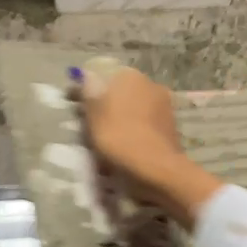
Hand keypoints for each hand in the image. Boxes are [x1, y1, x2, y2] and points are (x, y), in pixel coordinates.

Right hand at [72, 60, 222, 228]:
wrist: (158, 170)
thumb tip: (87, 76)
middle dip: (106, 103)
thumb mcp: (94, 117)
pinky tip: (126, 145)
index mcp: (129, 76)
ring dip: (121, 117)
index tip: (74, 105)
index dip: (87, 90)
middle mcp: (150, 83)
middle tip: (90, 124)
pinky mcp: (171, 125)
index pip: (102, 76)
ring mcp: (164, 104)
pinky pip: (145, 123)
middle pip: (120, 91)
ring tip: (107, 138)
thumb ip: (89, 93)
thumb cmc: (120, 140)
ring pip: (134, 107)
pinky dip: (135, 129)